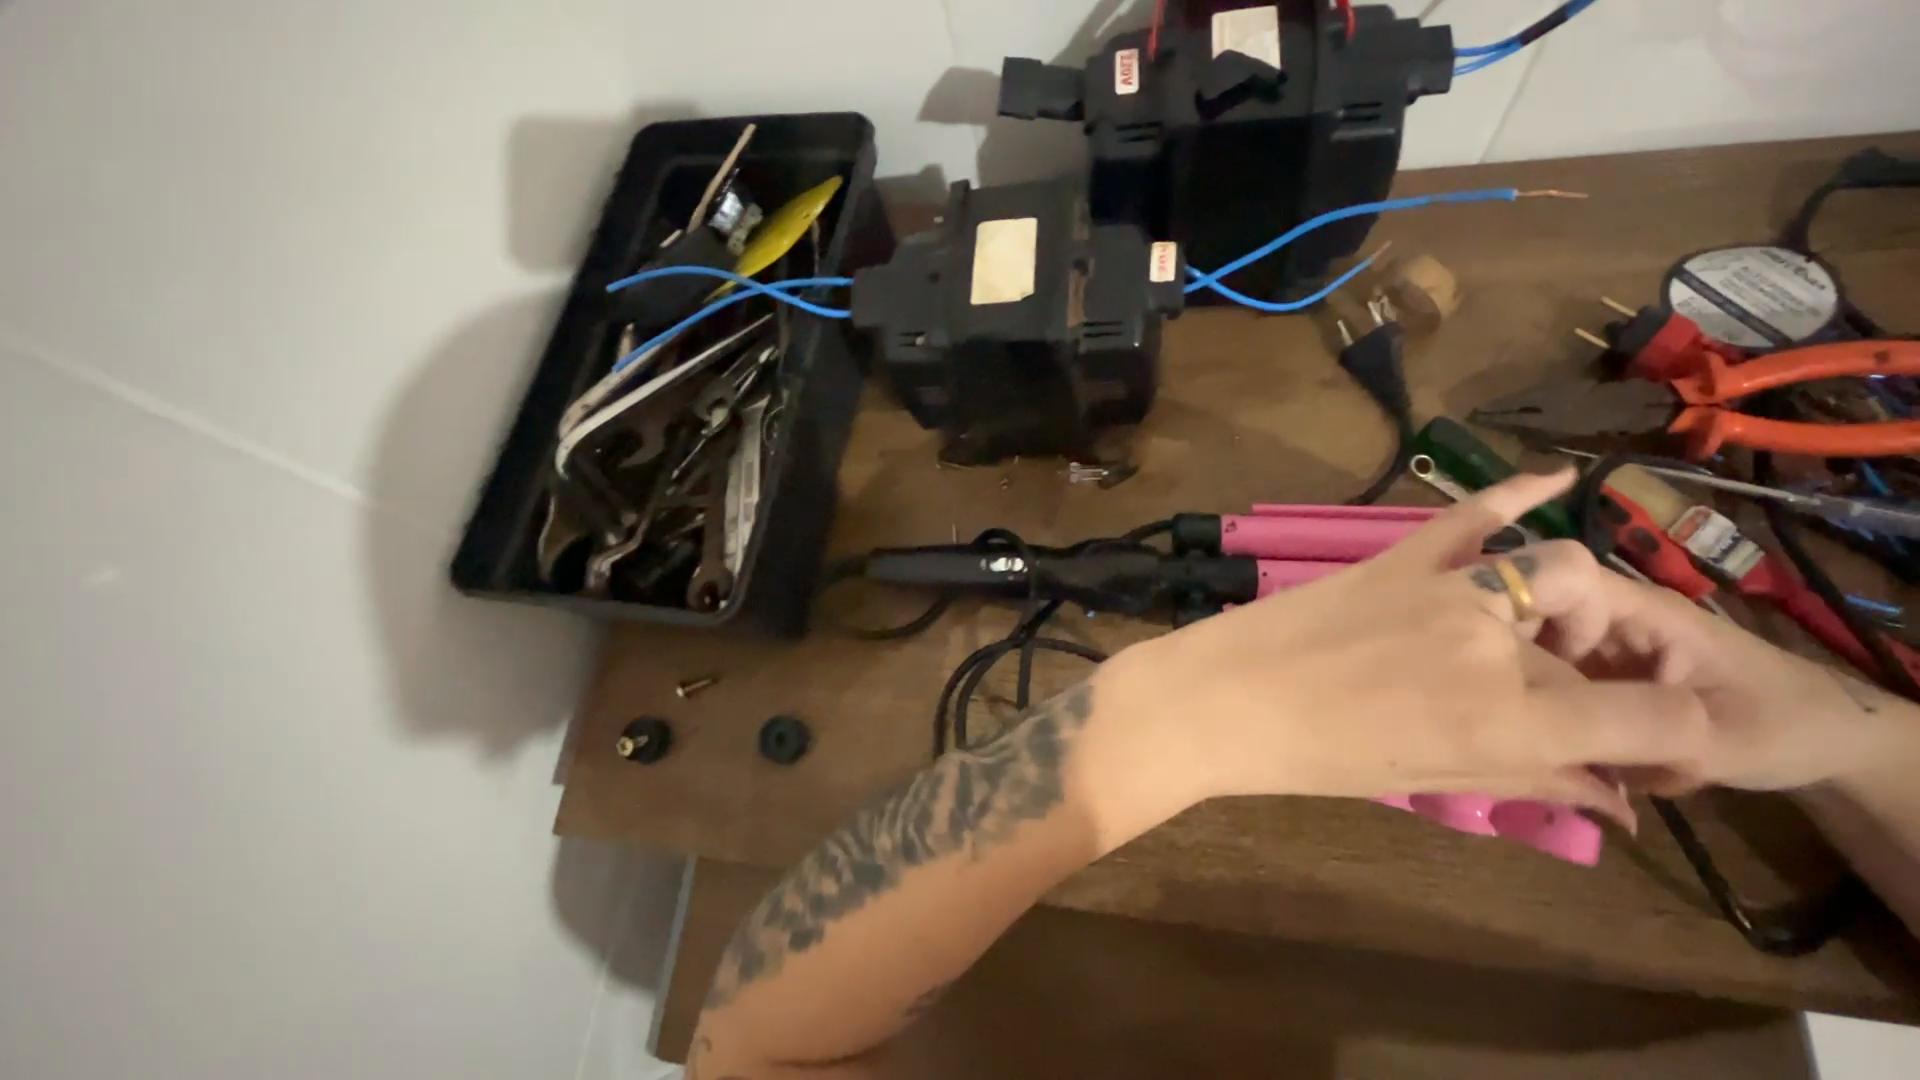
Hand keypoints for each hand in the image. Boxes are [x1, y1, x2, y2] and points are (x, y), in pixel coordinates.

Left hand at [1103, 470, 1712, 827]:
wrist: (1215, 699)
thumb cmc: (1309, 759)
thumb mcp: (1427, 780)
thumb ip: (1528, 778)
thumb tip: (1613, 796)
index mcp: (1508, 719)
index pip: (1661, 720)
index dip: (1678, 738)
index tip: (1653, 748)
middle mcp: (1495, 645)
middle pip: (1593, 659)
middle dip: (1589, 694)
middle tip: (1538, 714)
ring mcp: (1446, 588)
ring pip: (1560, 576)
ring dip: (1571, 610)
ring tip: (1535, 639)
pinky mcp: (1397, 557)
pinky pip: (1469, 515)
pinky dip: (1514, 494)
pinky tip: (1557, 478)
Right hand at [1512, 534, 1919, 793]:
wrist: (1830, 742)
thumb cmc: (1786, 726)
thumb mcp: (1720, 741)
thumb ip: (1641, 739)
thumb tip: (1555, 748)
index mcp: (1640, 612)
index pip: (1559, 582)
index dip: (1517, 604)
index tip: (1489, 653)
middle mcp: (1607, 621)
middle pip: (1531, 616)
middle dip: (1502, 652)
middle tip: (1478, 698)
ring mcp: (1598, 648)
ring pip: (1534, 651)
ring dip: (1514, 681)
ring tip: (1490, 719)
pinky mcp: (1595, 675)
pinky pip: (1550, 679)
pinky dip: (1535, 702)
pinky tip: (1520, 732)